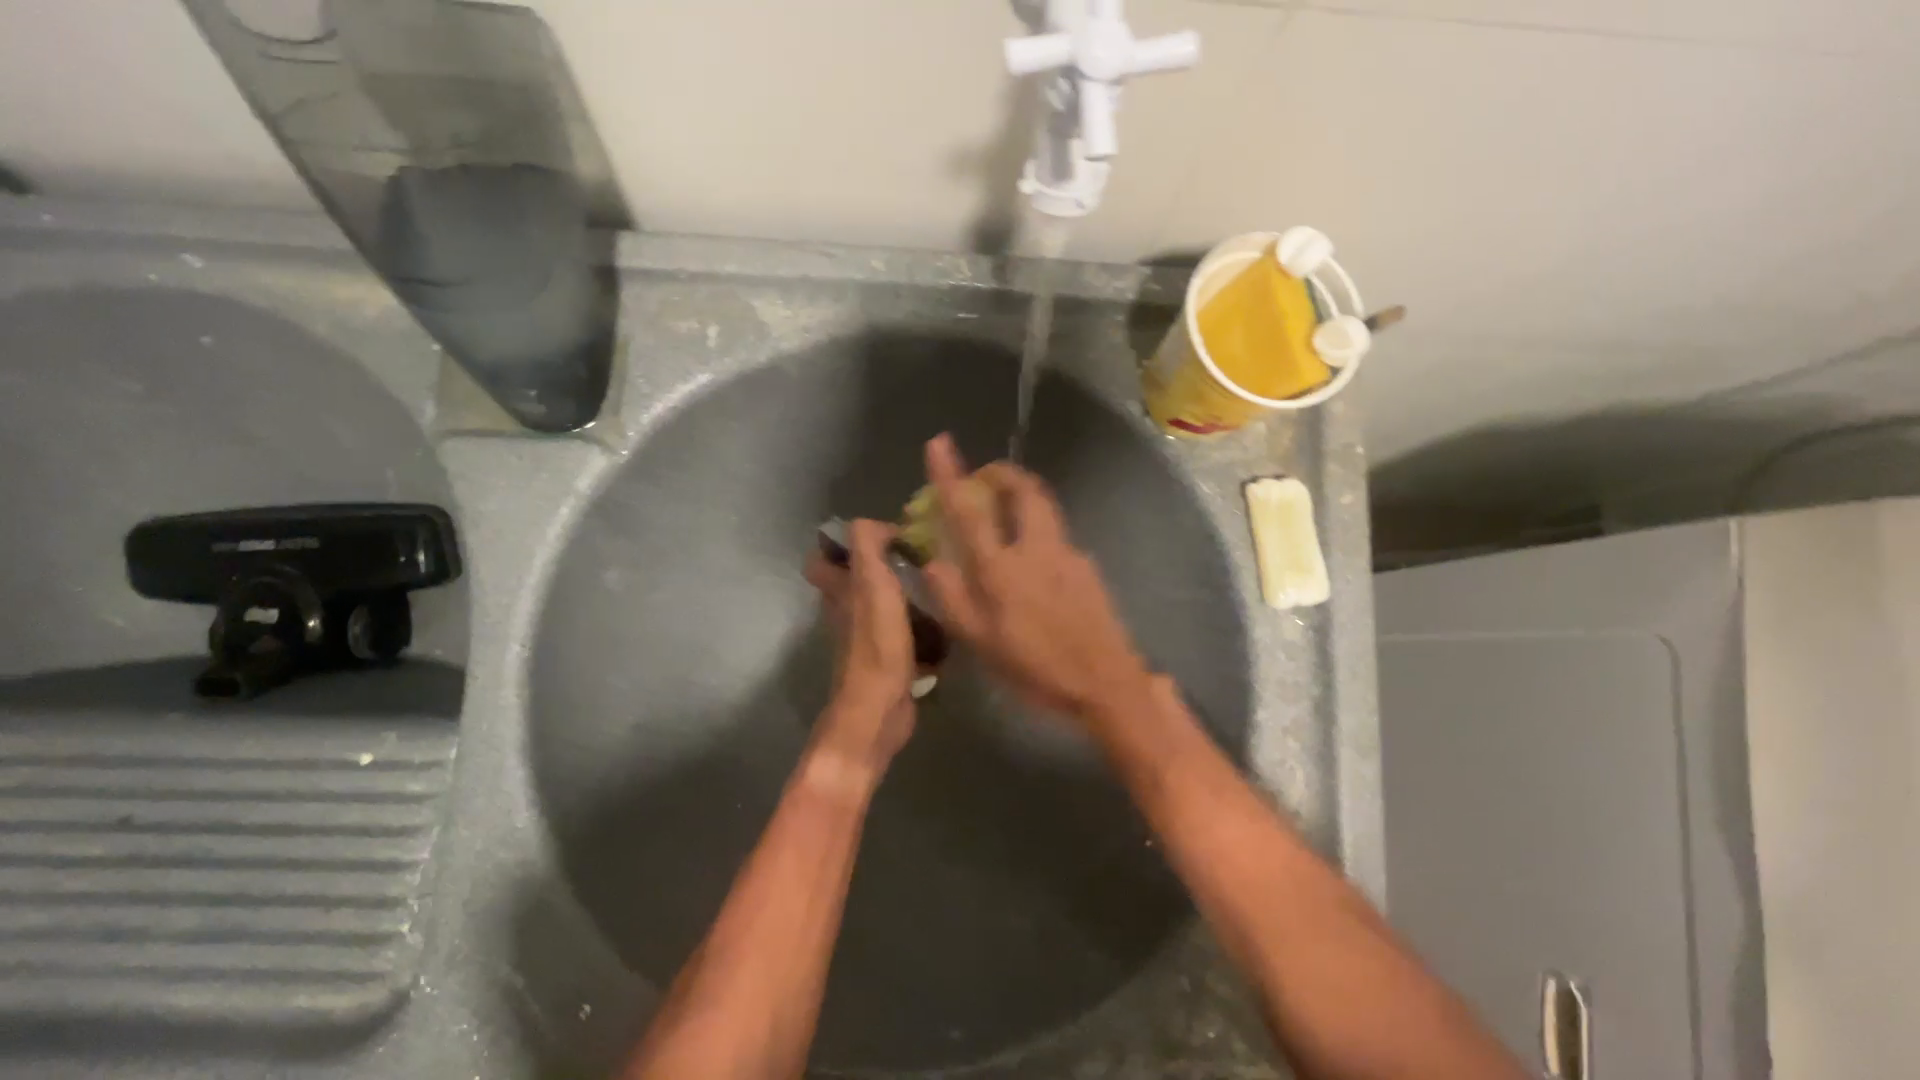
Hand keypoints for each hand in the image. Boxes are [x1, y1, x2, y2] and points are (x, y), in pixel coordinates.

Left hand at [803, 519, 916, 780]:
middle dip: (881, 568)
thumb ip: (869, 547)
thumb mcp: (873, 583)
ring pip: (881, 610)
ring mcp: (867, 641)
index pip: (820, 560)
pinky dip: (922, 632)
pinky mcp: (889, 664)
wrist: (879, 710)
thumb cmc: (876, 644)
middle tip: (915, 558)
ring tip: (937, 585)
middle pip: (854, 584)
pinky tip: (946, 625)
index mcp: (839, 593)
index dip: (840, 545)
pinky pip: (904, 639)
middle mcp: (846, 614)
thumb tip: (877, 524)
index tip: (880, 535)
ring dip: (905, 598)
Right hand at [921, 434, 1151, 722]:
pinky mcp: (1088, 567)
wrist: (1106, 683)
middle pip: (1023, 489)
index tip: (940, 443)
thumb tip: (932, 560)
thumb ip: (952, 597)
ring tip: (1004, 513)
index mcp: (1001, 569)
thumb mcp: (980, 643)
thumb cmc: (1035, 668)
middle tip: (984, 478)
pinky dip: (1038, 531)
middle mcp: (1037, 549)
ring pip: (1044, 508)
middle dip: (1002, 472)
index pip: (969, 511)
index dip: (951, 474)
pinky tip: (1034, 565)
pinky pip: (1057, 536)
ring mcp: (1069, 554)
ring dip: (1022, 497)